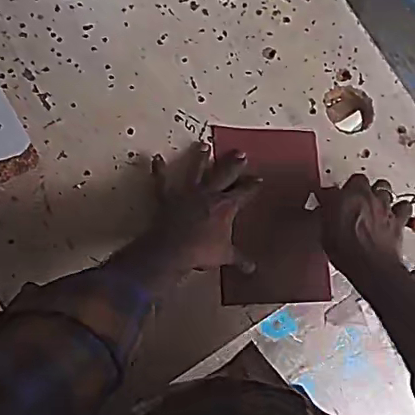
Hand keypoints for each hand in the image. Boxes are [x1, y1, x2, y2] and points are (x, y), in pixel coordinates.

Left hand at [115, 143, 260, 283]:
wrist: (173, 250)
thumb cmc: (202, 252)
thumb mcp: (225, 256)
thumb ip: (239, 259)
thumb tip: (252, 269)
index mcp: (226, 206)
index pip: (245, 192)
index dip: (253, 185)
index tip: (259, 178)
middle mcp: (208, 194)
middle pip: (224, 174)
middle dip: (233, 164)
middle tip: (240, 153)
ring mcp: (187, 193)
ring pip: (196, 171)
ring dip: (200, 158)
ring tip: (204, 145)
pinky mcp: (168, 198)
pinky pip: (162, 182)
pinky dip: (158, 170)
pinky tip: (155, 159)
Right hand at [316, 173, 411, 281]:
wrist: (371, 267)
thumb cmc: (348, 252)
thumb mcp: (325, 233)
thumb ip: (326, 216)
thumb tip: (324, 211)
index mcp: (344, 197)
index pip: (333, 188)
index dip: (330, 194)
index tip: (327, 200)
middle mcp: (365, 197)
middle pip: (361, 181)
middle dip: (356, 186)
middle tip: (351, 197)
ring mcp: (383, 206)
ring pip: (383, 188)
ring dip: (377, 193)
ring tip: (372, 201)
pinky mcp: (398, 219)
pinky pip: (403, 206)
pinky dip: (399, 208)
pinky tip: (395, 211)